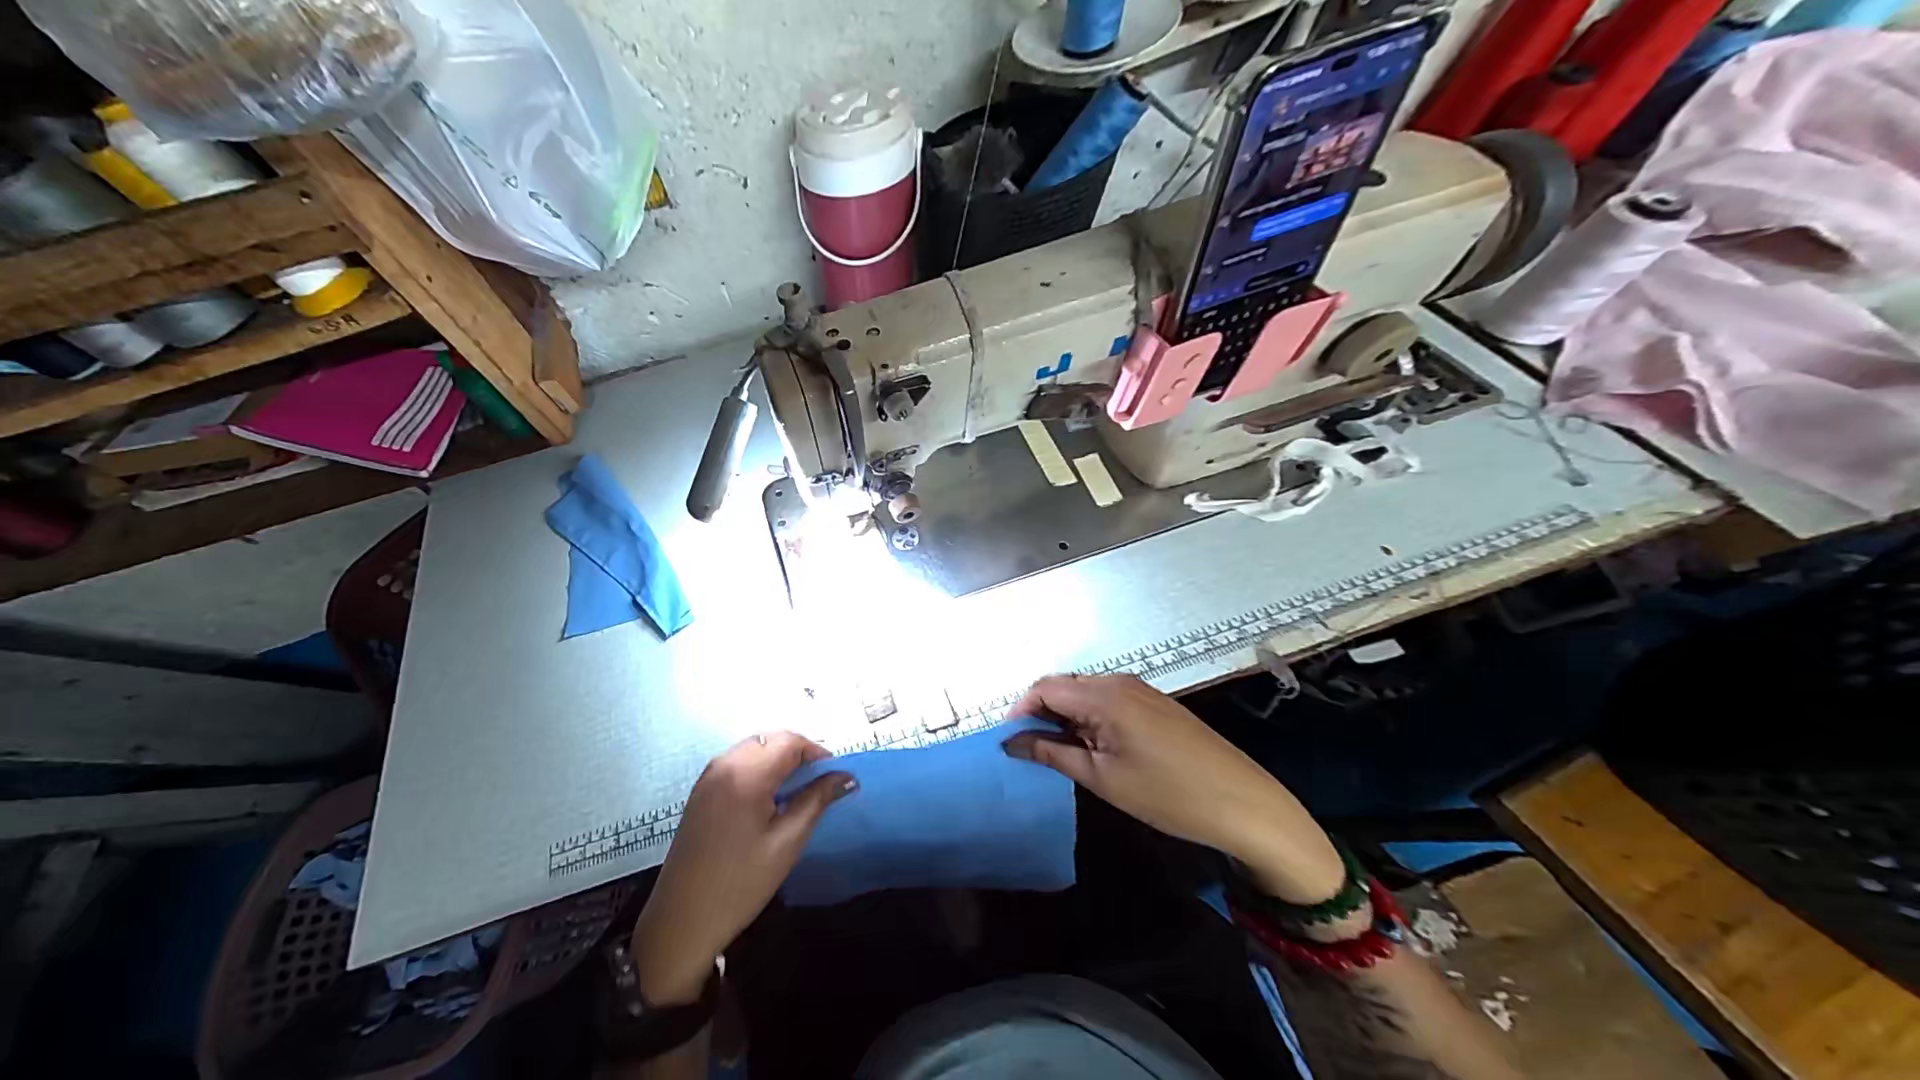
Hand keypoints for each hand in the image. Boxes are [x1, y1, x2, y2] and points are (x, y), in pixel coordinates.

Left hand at [630, 732, 854, 1003]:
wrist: (681, 922)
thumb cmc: (740, 884)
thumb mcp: (787, 842)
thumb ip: (817, 800)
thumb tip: (845, 776)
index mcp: (746, 774)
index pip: (790, 741)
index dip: (817, 753)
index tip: (835, 777)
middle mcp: (724, 765)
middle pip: (771, 740)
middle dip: (798, 754)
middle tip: (819, 784)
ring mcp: (708, 777)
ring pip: (754, 749)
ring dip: (778, 760)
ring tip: (796, 793)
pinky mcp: (700, 792)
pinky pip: (737, 763)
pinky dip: (759, 769)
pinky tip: (769, 800)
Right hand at [1005, 674, 1343, 904]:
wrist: (1242, 803)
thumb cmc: (1167, 794)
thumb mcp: (1102, 778)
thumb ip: (1052, 752)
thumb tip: (1012, 742)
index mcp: (1103, 695)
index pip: (1044, 687)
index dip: (1020, 710)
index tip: (1008, 741)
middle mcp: (1119, 681)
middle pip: (1064, 685)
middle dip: (1040, 712)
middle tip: (1029, 750)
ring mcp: (1140, 689)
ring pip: (1085, 692)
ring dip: (1065, 716)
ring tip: (1059, 752)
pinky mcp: (1155, 702)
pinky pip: (1108, 699)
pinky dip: (1090, 717)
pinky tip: (1093, 747)